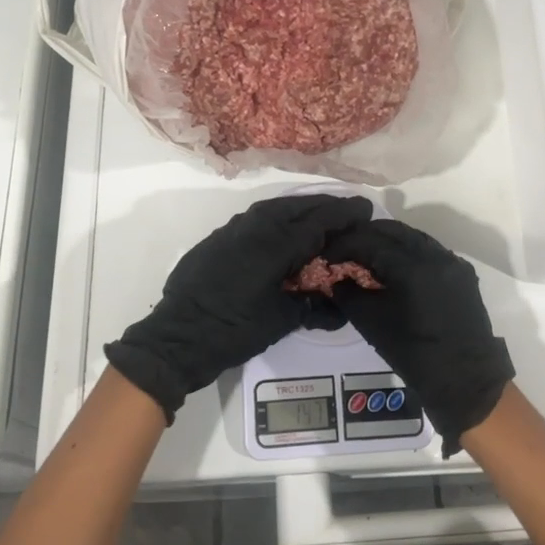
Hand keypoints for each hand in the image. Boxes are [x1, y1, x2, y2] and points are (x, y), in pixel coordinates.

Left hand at [105, 193, 373, 420]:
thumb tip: (339, 306)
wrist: (178, 337)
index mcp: (276, 244)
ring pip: (276, 208)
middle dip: (326, 207)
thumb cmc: (234, 330)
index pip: (320, 222)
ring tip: (321, 215)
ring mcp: (234, 229)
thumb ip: (313, 306)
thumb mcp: (281, 321)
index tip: (366, 210)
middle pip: (299, 207)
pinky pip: (257, 218)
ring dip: (301, 209)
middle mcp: (256, 227)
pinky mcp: (219, 238)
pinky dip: (278, 218)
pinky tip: (286, 230)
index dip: (345, 215)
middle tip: (349, 211)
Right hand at [321, 220, 513, 456]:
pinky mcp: (462, 274)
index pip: (370, 242)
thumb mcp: (372, 325)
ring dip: (387, 241)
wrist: (467, 382)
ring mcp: (452, 263)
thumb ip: (349, 295)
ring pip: (413, 237)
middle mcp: (435, 256)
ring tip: (367, 256)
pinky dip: (408, 252)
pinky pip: (429, 251)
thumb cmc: (415, 356)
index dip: (344, 245)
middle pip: (392, 231)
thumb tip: (337, 279)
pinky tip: (395, 268)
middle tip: (344, 250)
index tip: (327, 256)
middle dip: (365, 237)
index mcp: (412, 268)